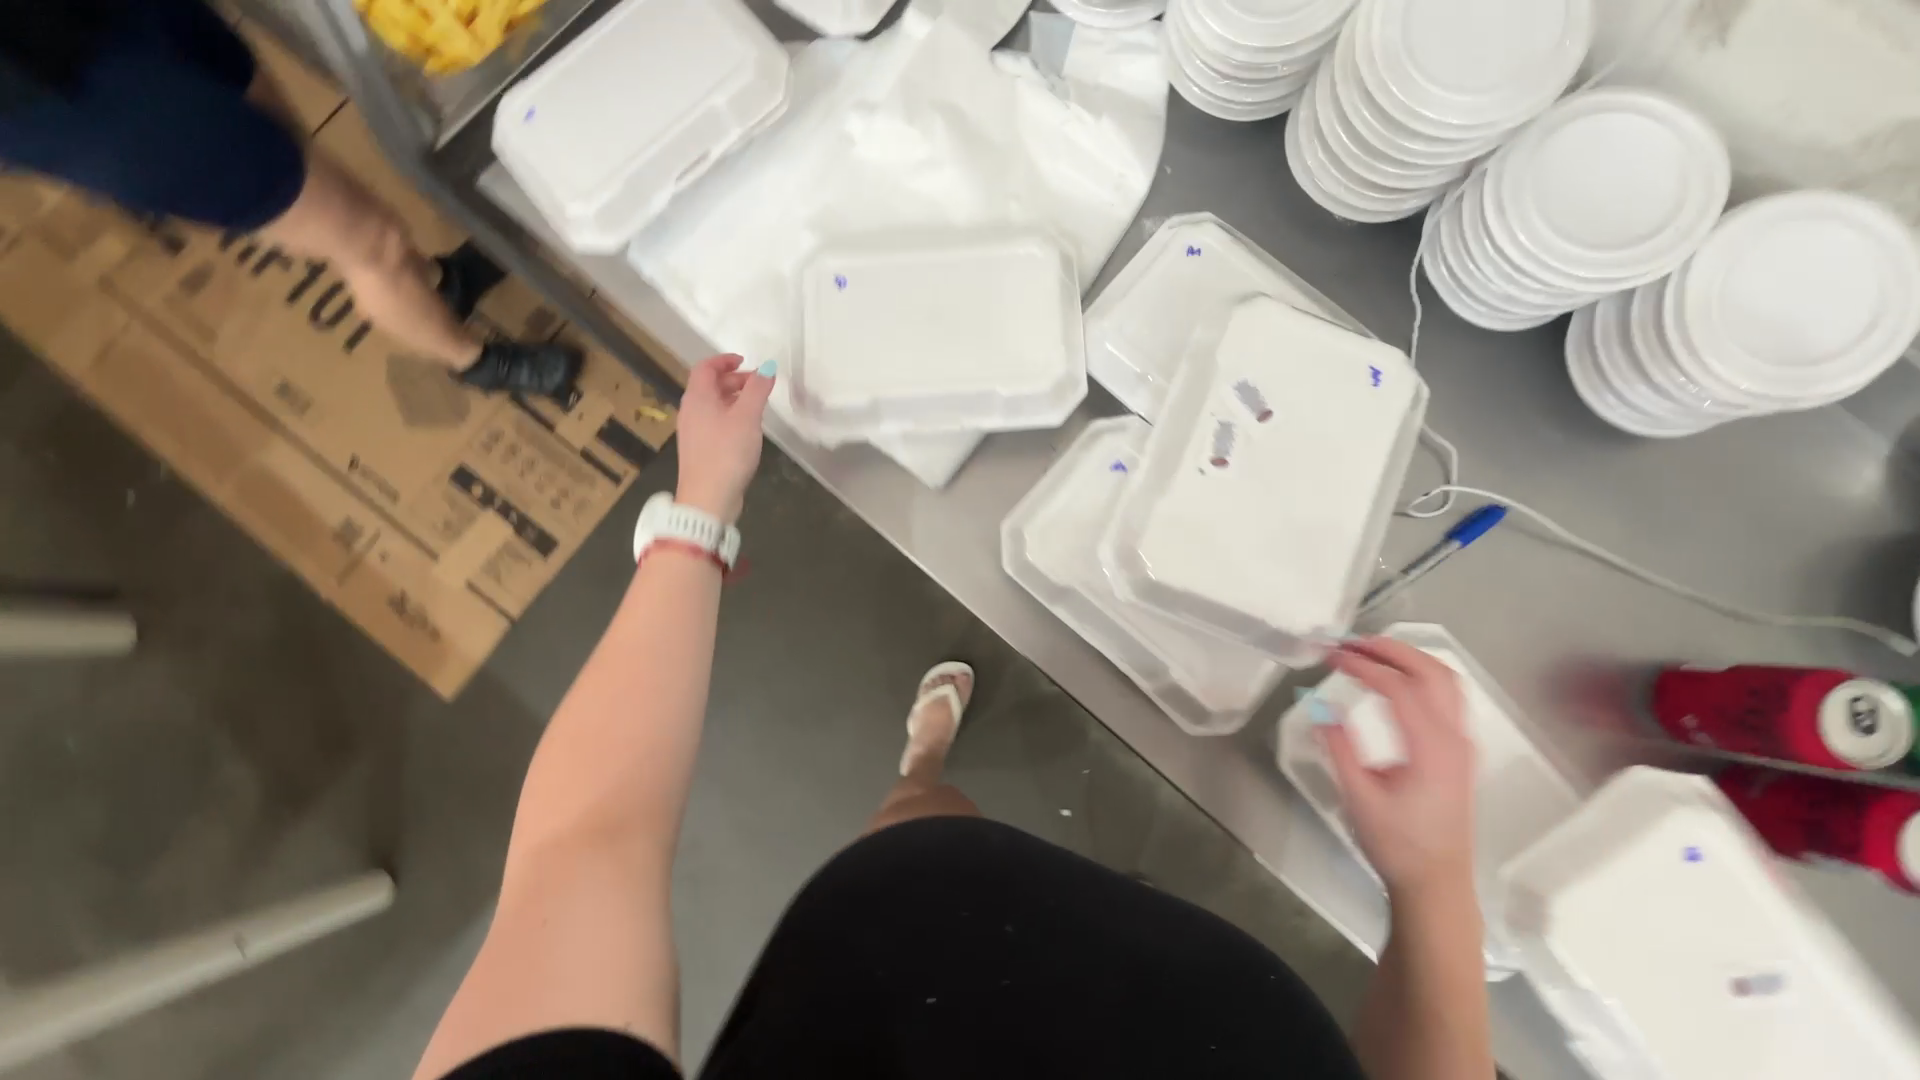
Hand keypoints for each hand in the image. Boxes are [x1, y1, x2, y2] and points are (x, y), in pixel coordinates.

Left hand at [674, 355, 773, 524]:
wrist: (708, 497)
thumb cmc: (727, 453)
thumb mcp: (748, 418)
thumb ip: (758, 390)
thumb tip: (767, 367)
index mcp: (698, 398)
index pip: (705, 368)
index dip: (725, 361)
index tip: (746, 362)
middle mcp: (691, 411)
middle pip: (709, 385)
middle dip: (734, 380)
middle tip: (758, 384)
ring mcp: (693, 431)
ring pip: (712, 405)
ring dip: (733, 399)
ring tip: (757, 405)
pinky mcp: (700, 449)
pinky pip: (714, 422)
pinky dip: (730, 416)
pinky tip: (747, 429)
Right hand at [1319, 638, 1476, 898]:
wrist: (1436, 882)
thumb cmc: (1396, 844)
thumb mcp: (1359, 798)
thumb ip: (1340, 748)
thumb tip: (1321, 708)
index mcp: (1431, 749)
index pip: (1398, 688)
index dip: (1363, 666)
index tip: (1331, 657)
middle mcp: (1455, 739)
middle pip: (1431, 673)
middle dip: (1390, 649)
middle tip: (1351, 643)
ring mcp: (1463, 744)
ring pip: (1447, 680)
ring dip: (1410, 658)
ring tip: (1372, 651)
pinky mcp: (1461, 750)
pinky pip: (1449, 696)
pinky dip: (1422, 674)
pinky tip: (1397, 678)